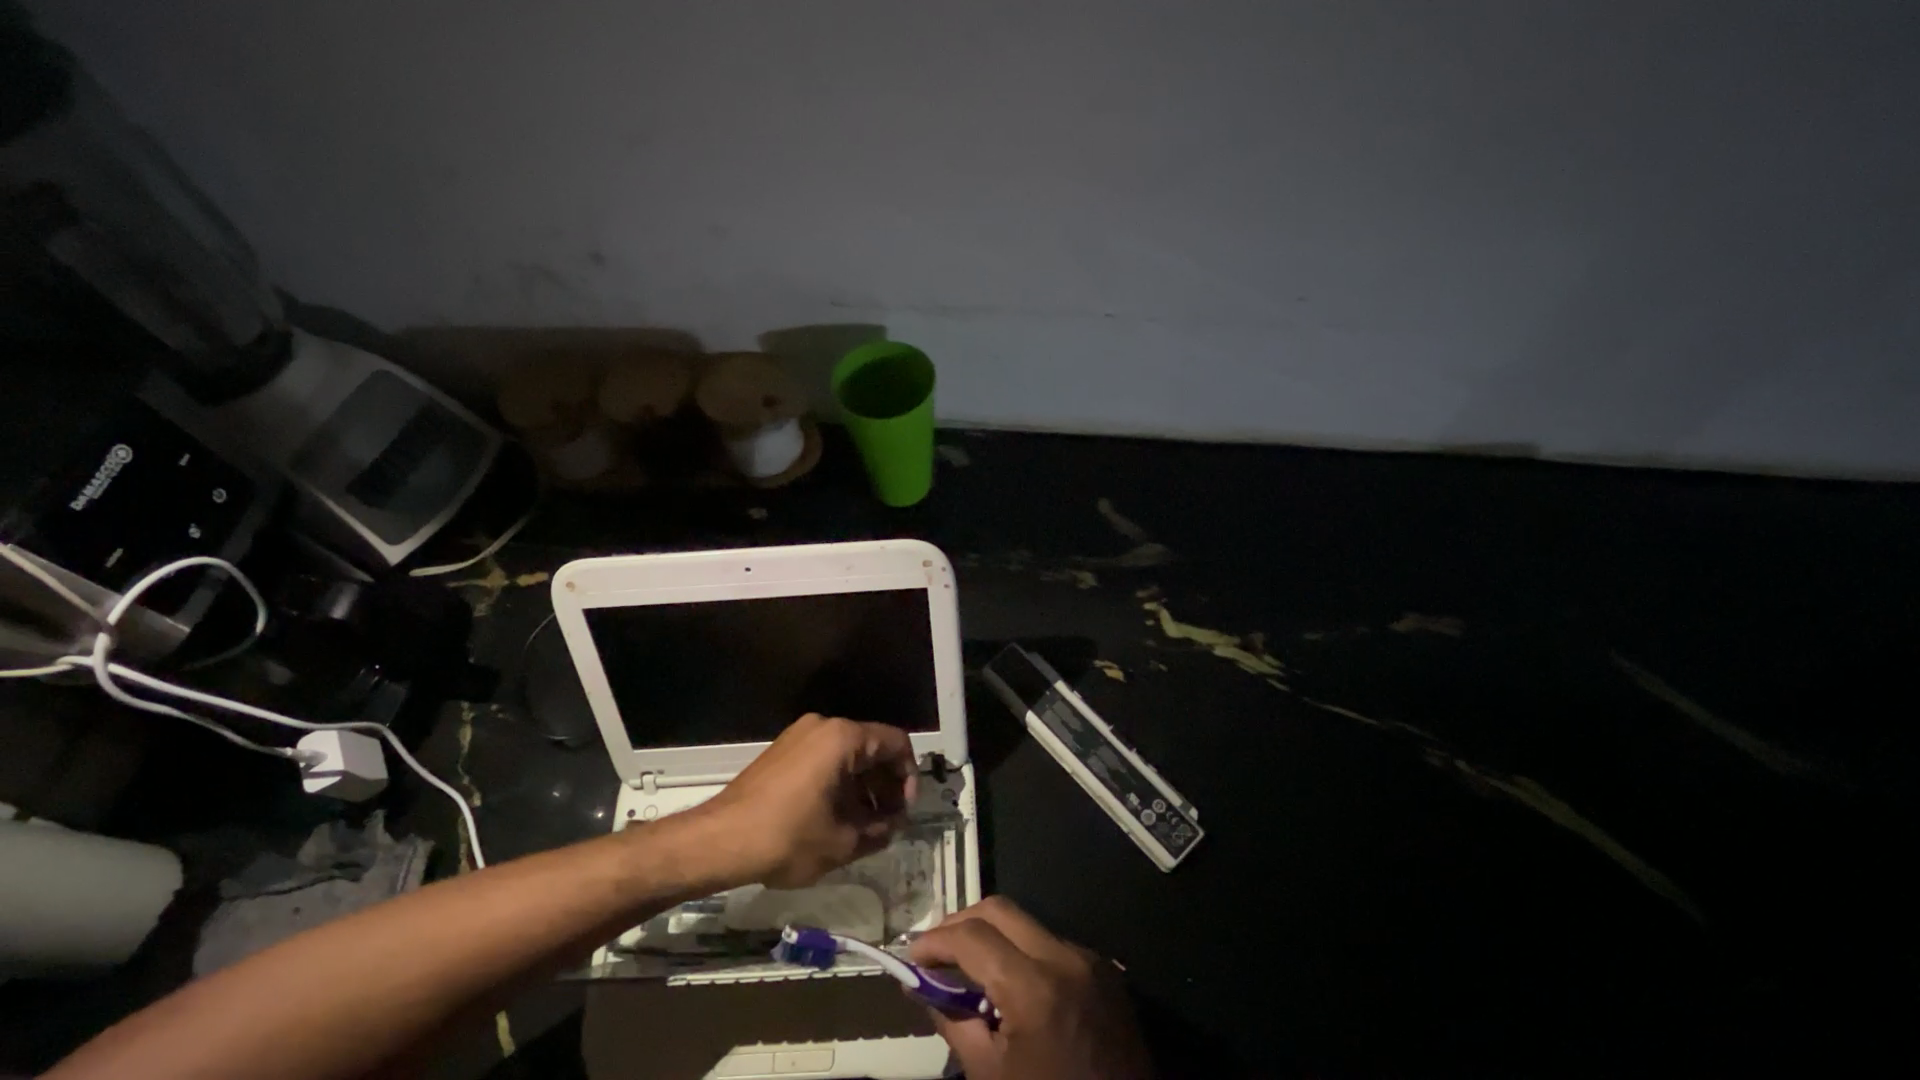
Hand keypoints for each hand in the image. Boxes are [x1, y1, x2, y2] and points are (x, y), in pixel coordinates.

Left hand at [698, 713, 918, 888]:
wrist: (720, 841)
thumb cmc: (789, 837)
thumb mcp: (845, 841)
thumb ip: (880, 829)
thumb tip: (892, 824)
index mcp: (843, 738)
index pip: (897, 744)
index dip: (909, 777)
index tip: (904, 811)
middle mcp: (822, 727)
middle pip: (872, 747)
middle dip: (885, 785)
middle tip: (887, 822)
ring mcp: (798, 737)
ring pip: (847, 755)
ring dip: (862, 787)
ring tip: (862, 826)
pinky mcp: (781, 753)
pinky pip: (824, 760)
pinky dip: (838, 784)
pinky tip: (834, 819)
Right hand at [910, 897, 1152, 1079]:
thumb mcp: (989, 1073)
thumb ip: (952, 1020)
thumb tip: (920, 984)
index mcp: (1035, 988)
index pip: (972, 937)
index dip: (934, 941)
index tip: (911, 957)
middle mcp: (1065, 958)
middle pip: (1000, 910)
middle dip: (960, 923)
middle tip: (936, 952)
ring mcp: (1090, 960)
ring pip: (1027, 924)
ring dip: (992, 936)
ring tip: (968, 968)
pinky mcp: (1105, 969)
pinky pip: (1052, 944)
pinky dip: (1021, 952)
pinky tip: (1008, 982)